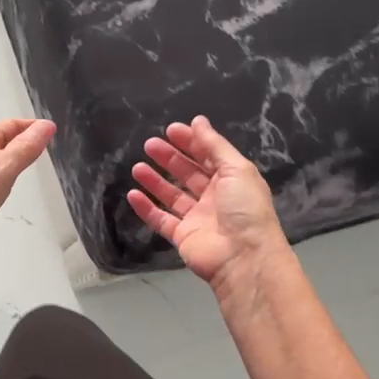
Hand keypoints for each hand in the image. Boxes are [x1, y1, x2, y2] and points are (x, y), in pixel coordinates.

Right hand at [128, 116, 284, 287]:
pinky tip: (133, 194)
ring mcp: (197, 218)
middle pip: (188, 174)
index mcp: (231, 180)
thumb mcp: (237, 168)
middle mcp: (214, 198)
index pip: (208, 156)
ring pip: (172, 196)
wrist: (243, 257)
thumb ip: (215, 144)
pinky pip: (161, 220)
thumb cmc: (245, 208)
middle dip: (170, 158)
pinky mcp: (182, 236)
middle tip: (150, 144)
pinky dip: (146, 208)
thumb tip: (198, 121)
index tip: (170, 130)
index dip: (190, 142)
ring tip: (137, 166)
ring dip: (155, 180)